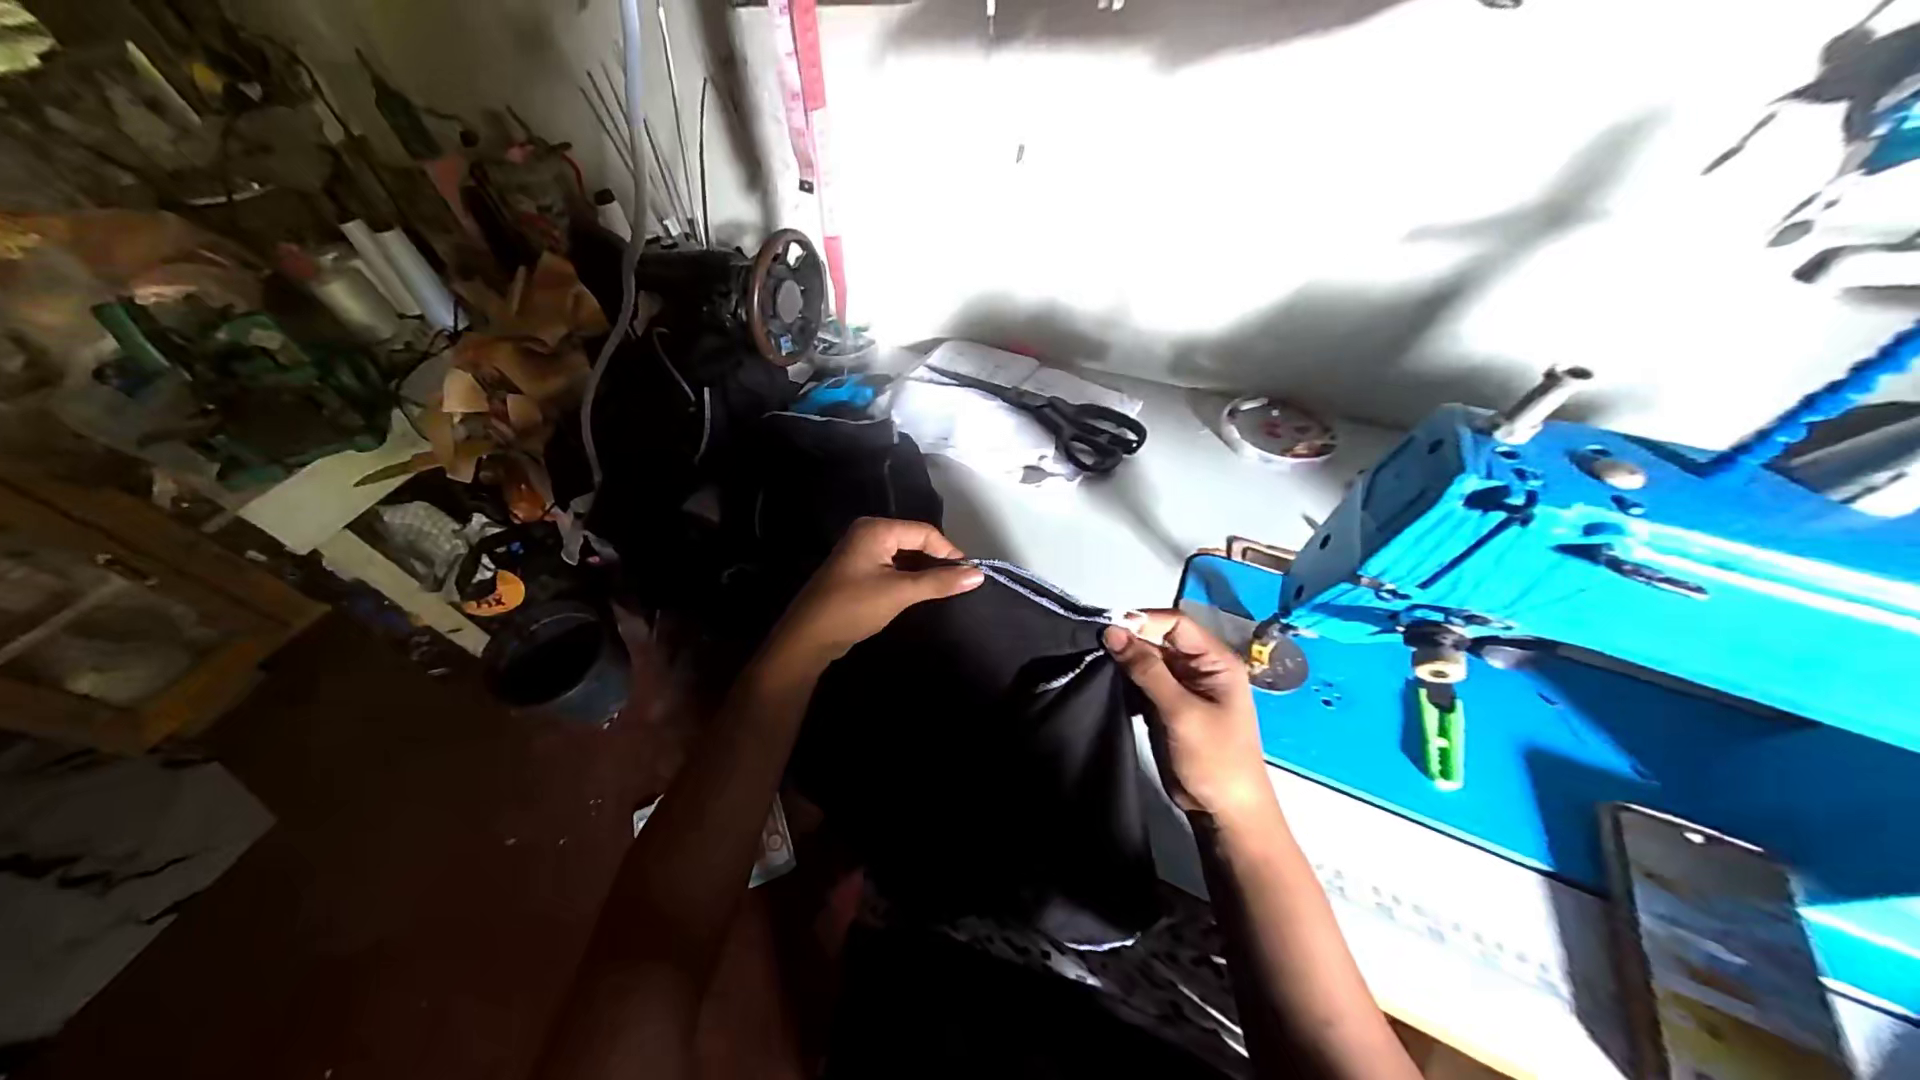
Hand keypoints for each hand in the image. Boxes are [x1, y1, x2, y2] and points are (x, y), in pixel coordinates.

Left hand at [770, 518, 984, 667]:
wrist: (808, 638)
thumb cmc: (853, 608)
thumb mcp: (900, 593)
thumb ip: (939, 581)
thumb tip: (978, 574)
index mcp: (876, 529)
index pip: (924, 532)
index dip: (949, 552)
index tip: (969, 575)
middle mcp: (868, 533)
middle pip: (915, 540)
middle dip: (937, 560)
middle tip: (959, 583)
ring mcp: (861, 552)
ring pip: (905, 555)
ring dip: (924, 571)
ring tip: (945, 589)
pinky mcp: (858, 571)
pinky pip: (892, 566)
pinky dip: (909, 577)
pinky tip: (921, 592)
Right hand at [1104, 611, 1272, 821]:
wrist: (1225, 811)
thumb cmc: (1214, 758)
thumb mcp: (1181, 711)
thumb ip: (1147, 669)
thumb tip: (1112, 631)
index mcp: (1216, 661)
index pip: (1176, 623)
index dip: (1143, 620)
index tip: (1108, 629)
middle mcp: (1199, 667)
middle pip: (1159, 639)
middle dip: (1129, 640)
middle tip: (1094, 646)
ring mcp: (1182, 687)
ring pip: (1147, 660)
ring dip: (1123, 661)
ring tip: (1095, 662)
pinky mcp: (1166, 706)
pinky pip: (1142, 681)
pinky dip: (1125, 681)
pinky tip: (1106, 683)